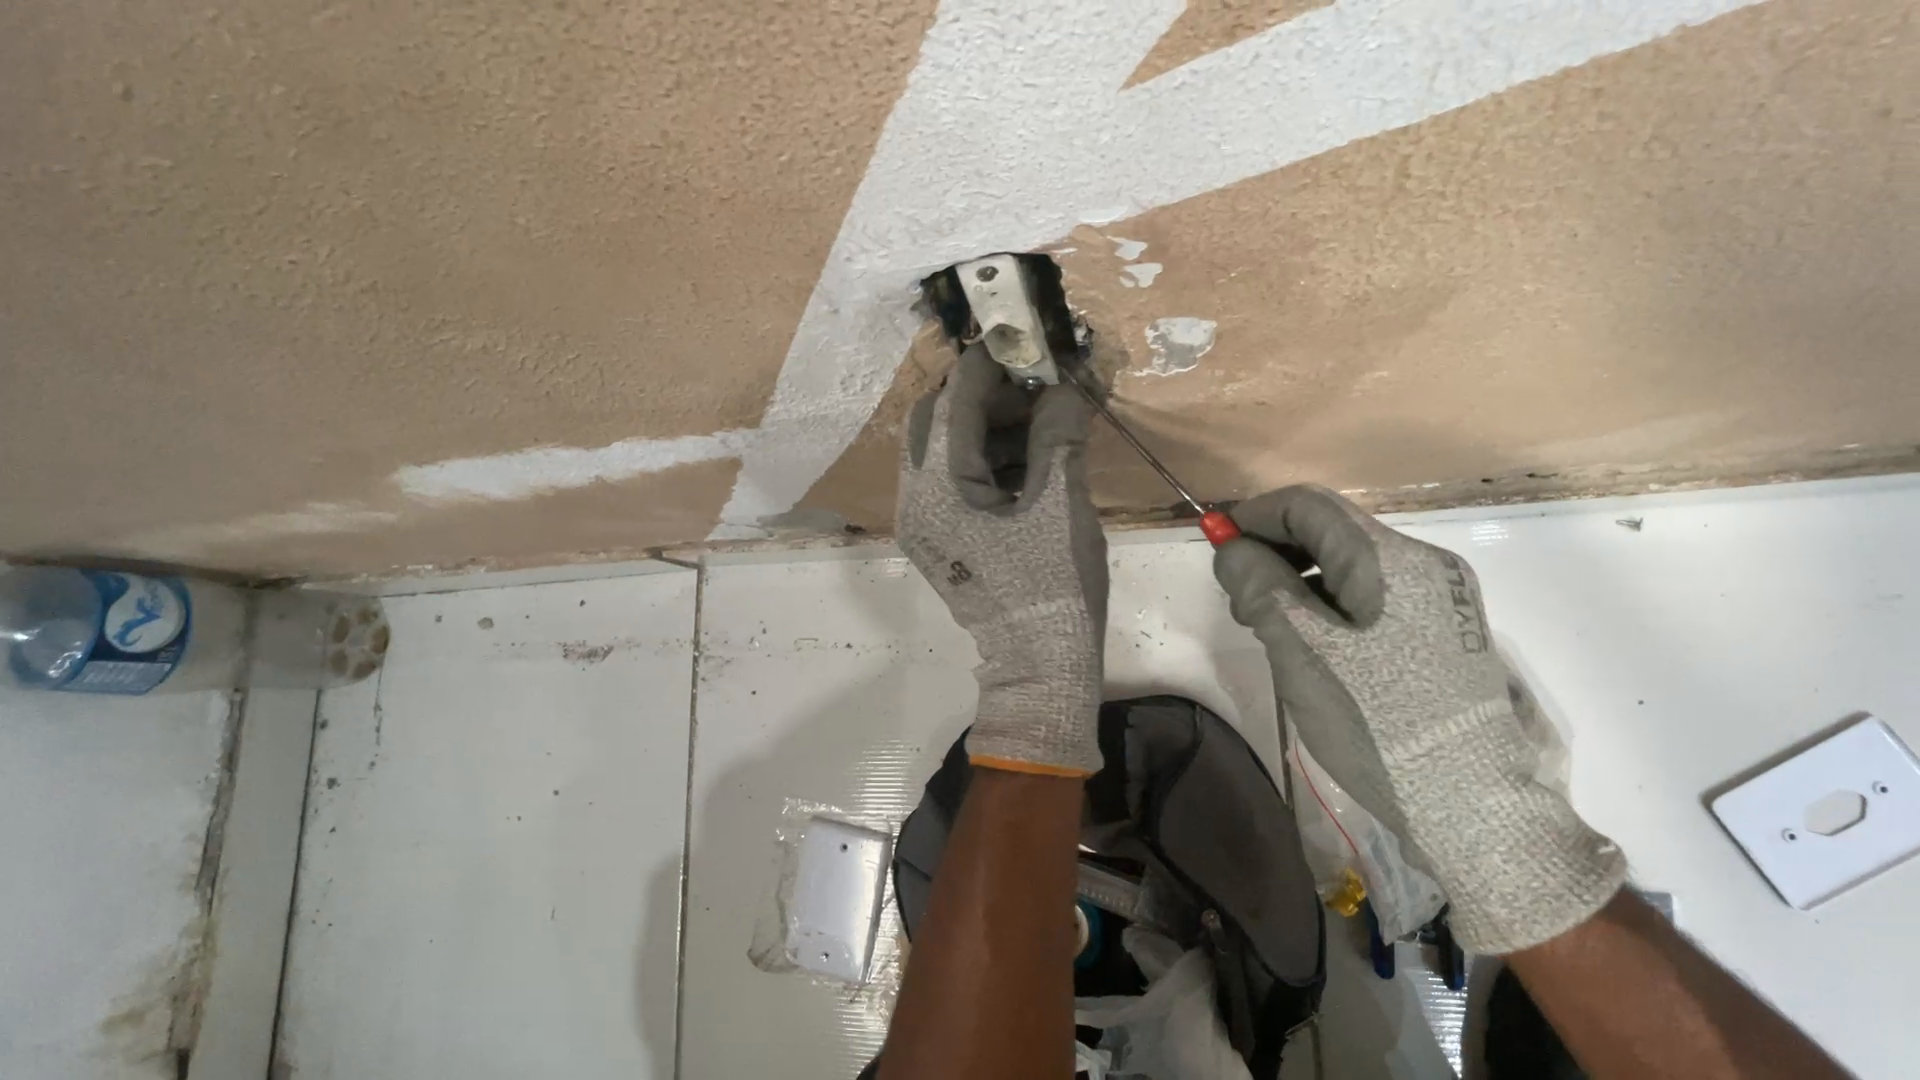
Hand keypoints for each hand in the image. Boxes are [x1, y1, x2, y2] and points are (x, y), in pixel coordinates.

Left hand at [897, 345, 1106, 776]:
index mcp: (938, 490)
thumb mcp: (1060, 505)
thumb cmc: (1053, 588)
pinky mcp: (939, 537)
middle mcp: (915, 500)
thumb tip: (1063, 386)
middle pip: (934, 421)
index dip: (988, 365)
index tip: (1020, 336)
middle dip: (982, 395)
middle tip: (1034, 383)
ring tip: (1043, 416)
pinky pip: (952, 479)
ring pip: (942, 449)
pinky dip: (988, 458)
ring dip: (988, 425)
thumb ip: (1058, 435)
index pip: (955, 404)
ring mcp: (923, 521)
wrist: (1041, 666)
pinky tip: (1032, 453)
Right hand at [1212, 485, 1624, 953]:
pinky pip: (1369, 594)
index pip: (1309, 505)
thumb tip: (1231, 547)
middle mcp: (1423, 564)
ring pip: (1348, 563)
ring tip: (1265, 624)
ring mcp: (1438, 597)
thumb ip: (1262, 588)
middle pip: (1331, 529)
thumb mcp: (1305, 653)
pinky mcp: (1439, 629)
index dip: (1253, 515)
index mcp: (1391, 560)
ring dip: (1296, 576)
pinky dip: (1326, 601)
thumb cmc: (1379, 723)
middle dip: (1273, 548)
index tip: (1212, 542)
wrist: (1469, 804)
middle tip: (1236, 597)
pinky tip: (1305, 639)